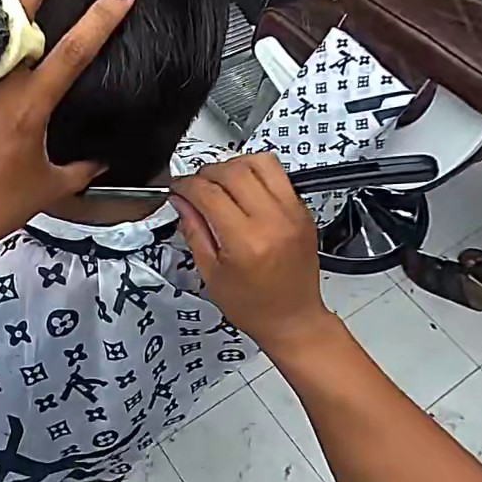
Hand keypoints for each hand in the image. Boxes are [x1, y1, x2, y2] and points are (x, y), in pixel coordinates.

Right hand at [171, 154, 337, 350]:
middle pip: (232, 171)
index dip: (186, 186)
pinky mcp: (302, 211)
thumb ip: (194, 231)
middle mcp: (273, 222)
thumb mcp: (211, 274)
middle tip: (195, 187)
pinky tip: (244, 190)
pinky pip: (279, 175)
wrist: (293, 319)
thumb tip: (182, 202)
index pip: (208, 193)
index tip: (178, 189)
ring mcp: (292, 213)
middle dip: (206, 173)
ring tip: (221, 182)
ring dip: (234, 166)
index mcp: (247, 242)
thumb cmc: (256, 307)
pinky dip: (257, 174)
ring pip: (260, 163)